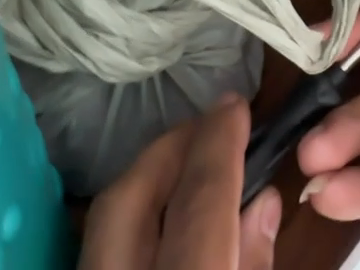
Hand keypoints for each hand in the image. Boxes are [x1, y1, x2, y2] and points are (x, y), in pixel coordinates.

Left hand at [79, 95, 282, 269]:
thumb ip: (254, 261)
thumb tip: (261, 200)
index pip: (198, 203)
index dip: (218, 146)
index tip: (235, 105)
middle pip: (128, 200)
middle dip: (171, 148)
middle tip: (213, 124)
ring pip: (104, 218)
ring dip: (148, 176)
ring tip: (191, 157)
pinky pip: (98, 243)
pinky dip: (131, 213)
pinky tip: (160, 207)